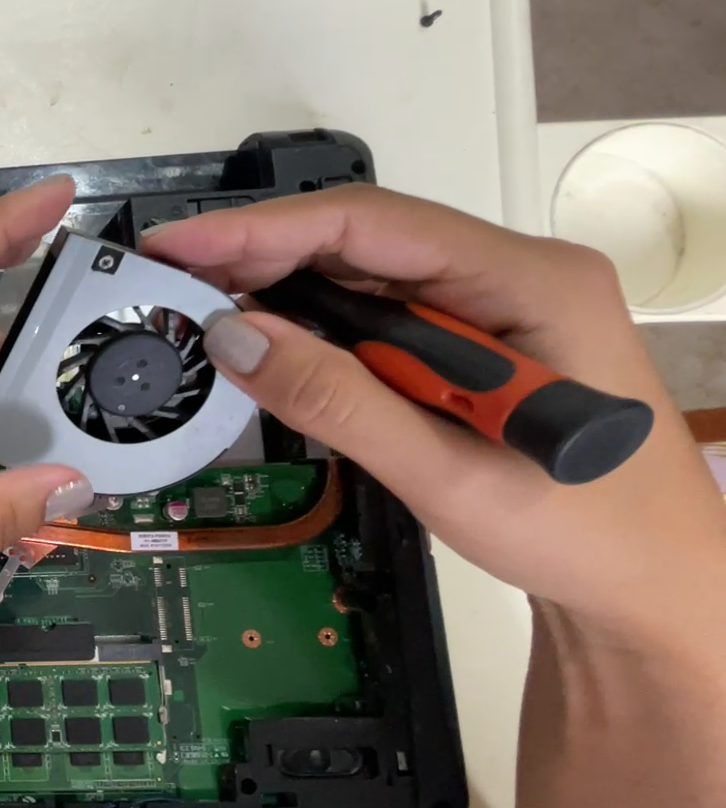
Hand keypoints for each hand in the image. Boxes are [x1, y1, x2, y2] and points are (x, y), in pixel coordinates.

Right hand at [141, 184, 725, 632]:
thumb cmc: (575, 531)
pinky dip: (291, 319)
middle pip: (352, 237)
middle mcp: (501, 272)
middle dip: (249, 252)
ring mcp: (476, 301)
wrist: (644, 582)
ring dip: (263, 283)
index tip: (172, 246)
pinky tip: (247, 333)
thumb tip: (228, 336)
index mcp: (525, 281)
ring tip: (186, 301)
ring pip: (346, 270)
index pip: (368, 226)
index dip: (258, 229)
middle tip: (161, 278)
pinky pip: (354, 310)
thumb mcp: (444, 472)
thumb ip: (336, 402)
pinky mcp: (450, 334)